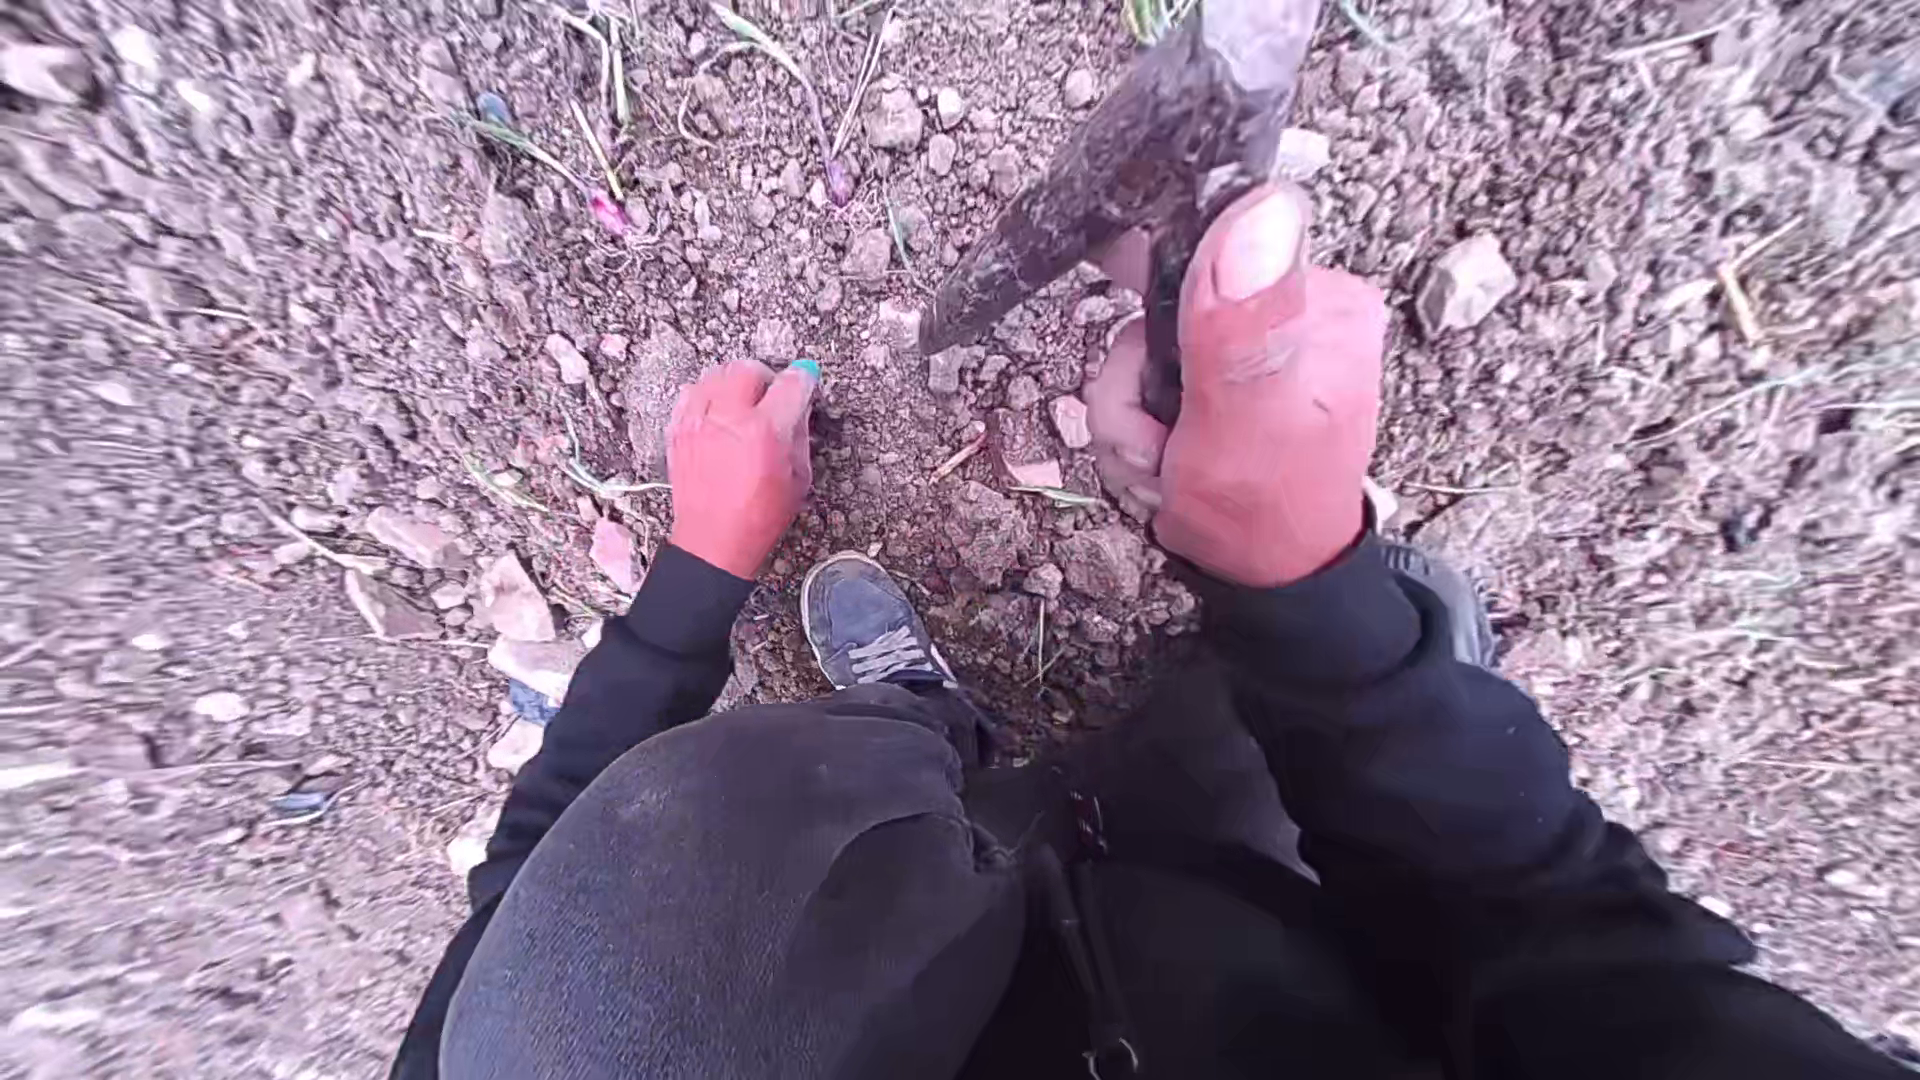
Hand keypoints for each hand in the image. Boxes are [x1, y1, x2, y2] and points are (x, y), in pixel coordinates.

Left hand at [666, 358, 817, 578]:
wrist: (714, 540)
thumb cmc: (759, 516)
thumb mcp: (798, 478)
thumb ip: (799, 436)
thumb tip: (799, 407)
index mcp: (765, 431)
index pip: (791, 383)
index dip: (804, 379)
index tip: (806, 381)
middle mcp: (728, 418)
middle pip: (748, 368)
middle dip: (767, 376)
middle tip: (774, 393)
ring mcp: (698, 421)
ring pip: (717, 374)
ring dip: (736, 381)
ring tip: (745, 401)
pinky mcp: (679, 430)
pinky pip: (692, 392)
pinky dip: (709, 394)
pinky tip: (720, 411)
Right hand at [1085, 184, 1386, 586]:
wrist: (1256, 571)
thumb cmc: (1260, 509)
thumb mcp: (1246, 422)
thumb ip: (1242, 329)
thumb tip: (1255, 210)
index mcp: (1311, 304)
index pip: (1209, 246)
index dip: (1151, 291)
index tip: (1137, 349)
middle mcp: (1273, 318)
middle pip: (1152, 315)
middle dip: (1132, 392)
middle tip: (1155, 445)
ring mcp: (1232, 356)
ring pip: (1131, 361)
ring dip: (1126, 424)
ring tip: (1160, 469)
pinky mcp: (1204, 389)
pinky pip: (1133, 393)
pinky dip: (1130, 436)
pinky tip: (1158, 469)